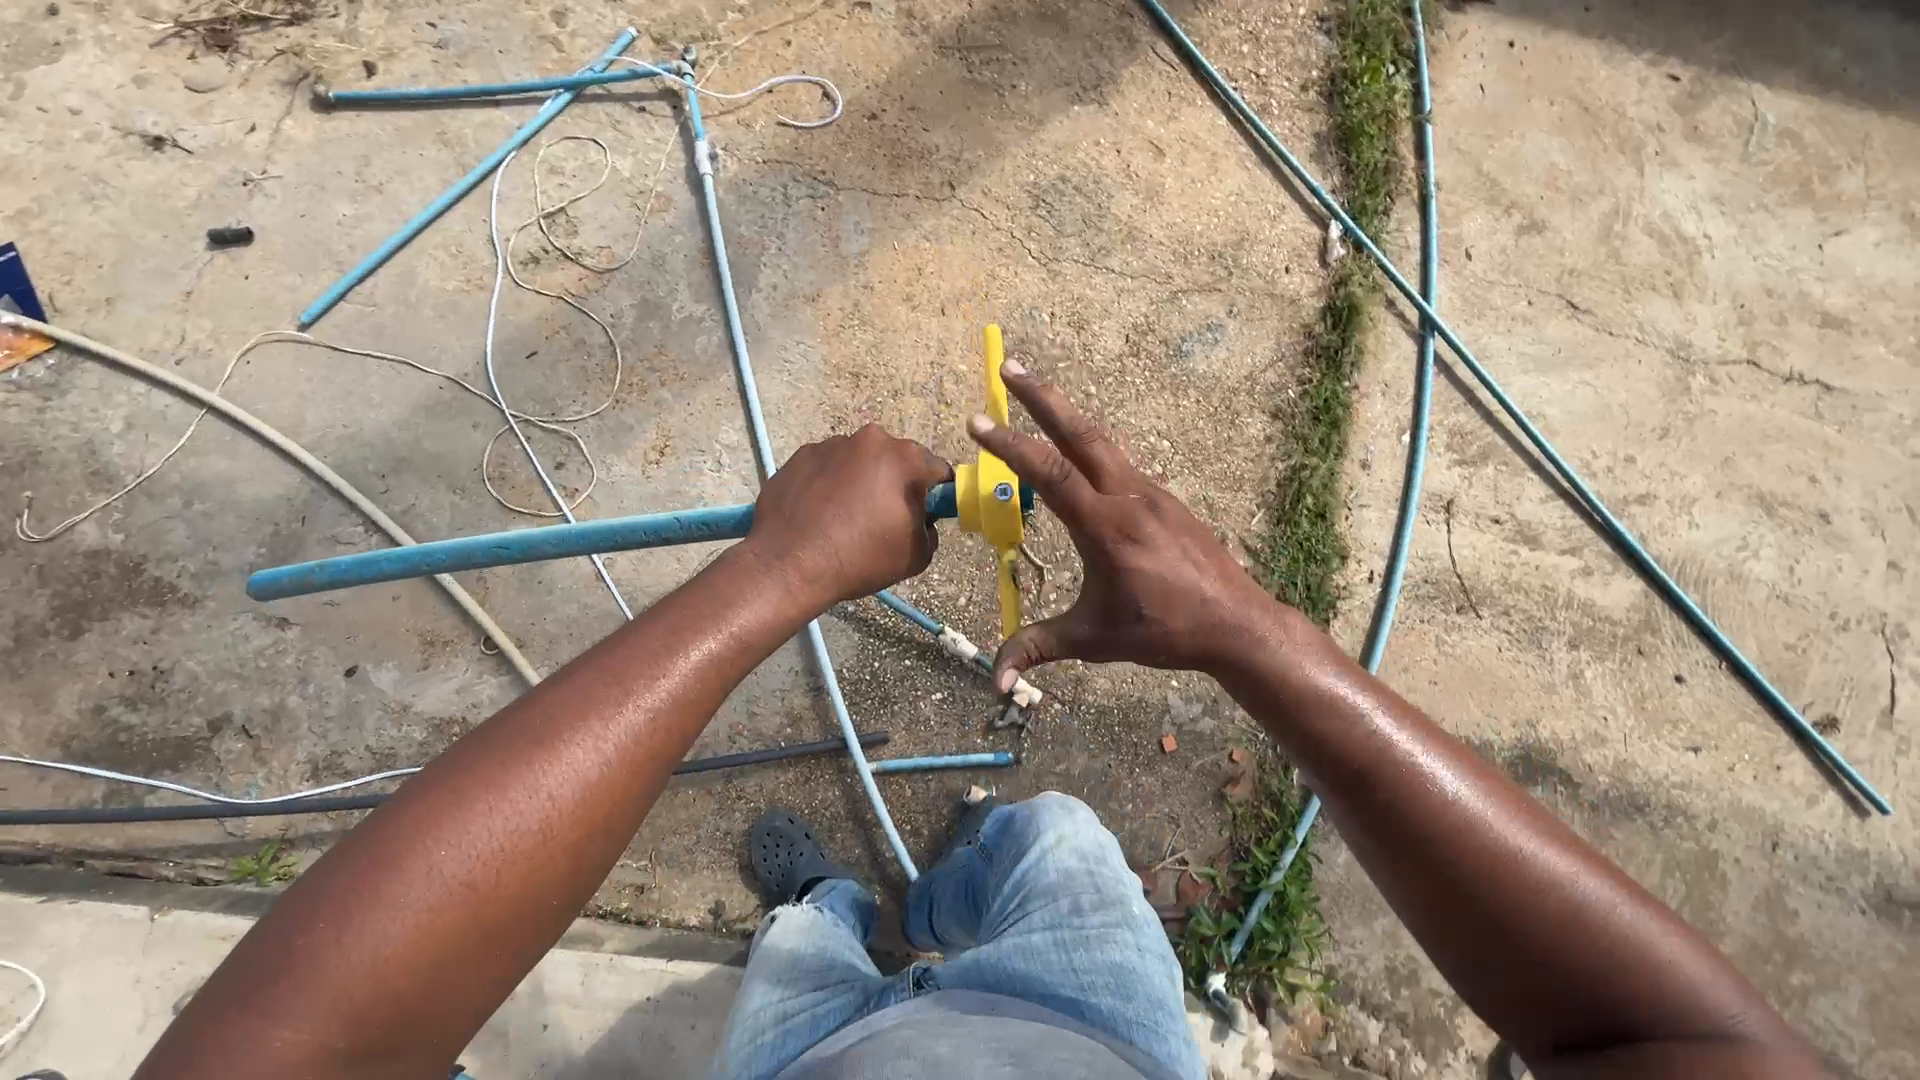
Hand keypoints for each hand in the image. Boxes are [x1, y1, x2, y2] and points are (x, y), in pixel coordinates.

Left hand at [744, 424, 953, 606]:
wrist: (789, 564)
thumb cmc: (860, 559)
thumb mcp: (917, 556)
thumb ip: (930, 530)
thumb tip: (921, 520)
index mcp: (906, 459)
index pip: (938, 471)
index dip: (936, 495)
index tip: (924, 514)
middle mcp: (871, 440)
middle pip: (896, 460)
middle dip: (895, 483)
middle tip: (882, 518)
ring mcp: (832, 444)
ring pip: (859, 461)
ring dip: (860, 481)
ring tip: (845, 517)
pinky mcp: (801, 455)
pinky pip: (827, 467)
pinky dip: (829, 483)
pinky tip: (820, 512)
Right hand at [966, 361, 1284, 687]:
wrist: (1235, 622)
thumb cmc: (1163, 631)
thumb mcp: (1093, 640)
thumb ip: (1039, 648)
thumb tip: (995, 681)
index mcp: (1106, 526)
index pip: (1050, 474)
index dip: (1010, 446)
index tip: (977, 421)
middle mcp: (1128, 496)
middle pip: (1080, 432)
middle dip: (1041, 396)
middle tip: (1010, 366)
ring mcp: (1150, 492)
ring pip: (1102, 441)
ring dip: (1066, 414)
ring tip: (1037, 394)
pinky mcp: (1164, 498)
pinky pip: (1119, 461)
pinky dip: (1089, 444)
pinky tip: (1077, 452)